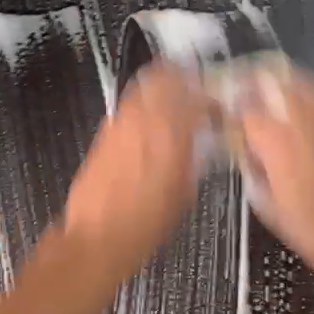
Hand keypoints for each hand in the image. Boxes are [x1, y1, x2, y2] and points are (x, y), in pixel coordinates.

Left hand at [62, 64, 213, 281]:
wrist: (97, 237)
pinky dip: (141, 108)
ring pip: (142, 87)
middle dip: (182, 78)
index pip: (195, 94)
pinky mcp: (104, 134)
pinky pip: (126, 107)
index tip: (215, 104)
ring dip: (160, 88)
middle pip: (163, 76)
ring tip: (172, 100)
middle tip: (193, 86)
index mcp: (170, 133)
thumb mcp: (184, 193)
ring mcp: (119, 124)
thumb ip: (194, 160)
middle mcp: (143, 121)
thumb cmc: (141, 224)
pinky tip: (149, 125)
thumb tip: (199, 148)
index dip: (209, 95)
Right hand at [233, 63, 313, 279]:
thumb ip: (254, 176)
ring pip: (300, 84)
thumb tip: (248, 159)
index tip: (226, 115)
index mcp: (276, 143)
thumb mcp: (270, 209)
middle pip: (273, 84)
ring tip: (270, 89)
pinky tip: (302, 109)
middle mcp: (301, 123)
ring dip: (281, 83)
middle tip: (243, 90)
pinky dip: (307, 96)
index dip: (232, 110)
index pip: (246, 110)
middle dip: (254, 83)